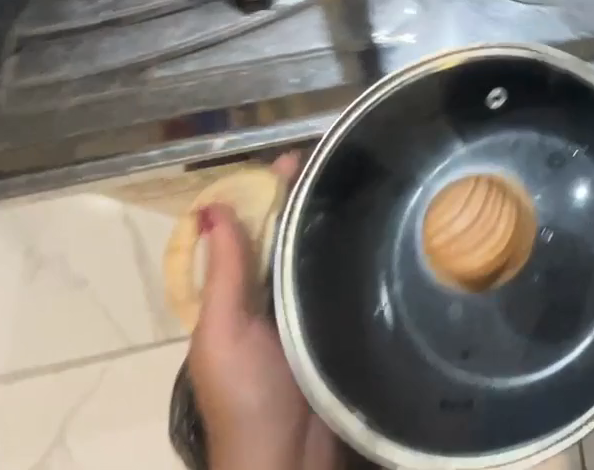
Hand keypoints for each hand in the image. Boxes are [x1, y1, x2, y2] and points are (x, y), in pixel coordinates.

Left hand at [187, 154, 345, 469]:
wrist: (288, 462)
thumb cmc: (246, 397)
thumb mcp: (222, 333)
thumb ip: (223, 274)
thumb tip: (211, 207)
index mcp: (238, 294)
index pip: (253, 230)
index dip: (269, 191)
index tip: (297, 155)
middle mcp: (273, 296)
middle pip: (289, 235)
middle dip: (307, 196)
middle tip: (342, 160)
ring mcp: (309, 311)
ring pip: (320, 252)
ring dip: (336, 218)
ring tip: (368, 181)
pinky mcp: (341, 324)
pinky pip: (346, 279)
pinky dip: (358, 251)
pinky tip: (382, 230)